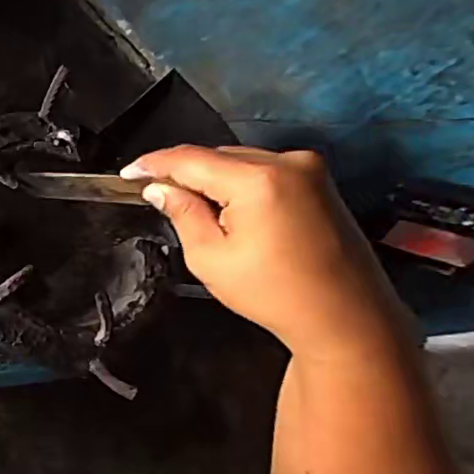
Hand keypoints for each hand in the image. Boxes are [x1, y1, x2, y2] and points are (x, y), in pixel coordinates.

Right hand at [123, 145, 412, 362]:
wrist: (346, 317)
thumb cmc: (274, 294)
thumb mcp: (211, 258)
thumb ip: (182, 213)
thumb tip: (159, 188)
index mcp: (258, 180)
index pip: (190, 158)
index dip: (154, 164)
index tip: (128, 173)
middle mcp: (287, 162)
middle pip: (216, 156)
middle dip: (183, 173)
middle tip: (155, 195)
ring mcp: (308, 168)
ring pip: (239, 161)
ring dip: (211, 178)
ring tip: (191, 207)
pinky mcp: (318, 181)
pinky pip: (263, 169)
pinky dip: (237, 183)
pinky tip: (226, 208)